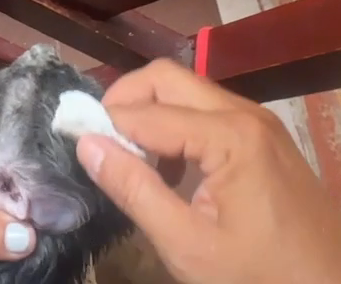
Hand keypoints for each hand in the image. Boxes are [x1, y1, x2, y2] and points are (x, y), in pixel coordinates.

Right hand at [74, 60, 340, 283]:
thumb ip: (134, 190)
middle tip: (100, 140)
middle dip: (126, 100)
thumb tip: (86, 143)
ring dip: (152, 112)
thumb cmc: (265, 282)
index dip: (104, 124)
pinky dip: (179, 124)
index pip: (145, 112)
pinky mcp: (268, 139)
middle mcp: (245, 112)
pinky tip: (171, 168)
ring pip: (187, 90)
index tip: (73, 141)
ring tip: (132, 158)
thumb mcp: (190, 247)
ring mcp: (260, 123)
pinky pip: (209, 110)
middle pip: (166, 78)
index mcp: (229, 135)